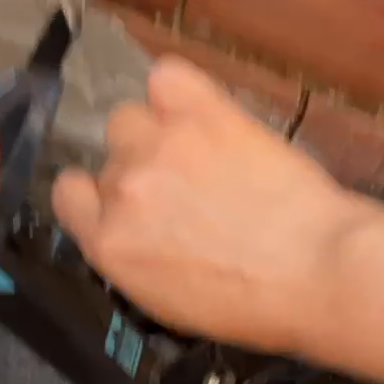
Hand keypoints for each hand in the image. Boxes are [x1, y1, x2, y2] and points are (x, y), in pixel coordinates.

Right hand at [52, 58, 375, 355]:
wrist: (315, 273)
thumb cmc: (251, 306)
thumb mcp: (168, 303)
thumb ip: (133, 257)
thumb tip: (132, 229)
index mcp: (109, 246)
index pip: (68, 196)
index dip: (96, 201)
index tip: (126, 209)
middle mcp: (122, 189)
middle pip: (108, 160)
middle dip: (138, 176)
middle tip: (185, 196)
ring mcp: (160, 145)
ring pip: (129, 118)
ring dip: (155, 135)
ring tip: (199, 157)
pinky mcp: (204, 113)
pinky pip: (166, 76)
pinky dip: (178, 93)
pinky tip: (202, 116)